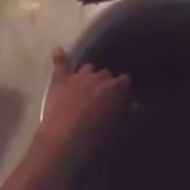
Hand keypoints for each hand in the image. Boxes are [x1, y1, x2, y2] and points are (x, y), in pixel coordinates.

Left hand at [33, 51, 129, 167]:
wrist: (65, 137)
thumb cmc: (94, 137)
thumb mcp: (117, 128)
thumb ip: (125, 112)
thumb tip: (130, 104)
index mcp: (115, 88)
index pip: (125, 80)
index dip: (122, 89)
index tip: (119, 98)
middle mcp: (99, 77)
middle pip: (105, 74)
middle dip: (104, 84)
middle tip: (99, 99)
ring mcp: (79, 75)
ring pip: (87, 68)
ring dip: (87, 76)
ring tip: (83, 89)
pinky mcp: (61, 79)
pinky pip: (61, 62)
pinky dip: (60, 57)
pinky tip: (58, 52)